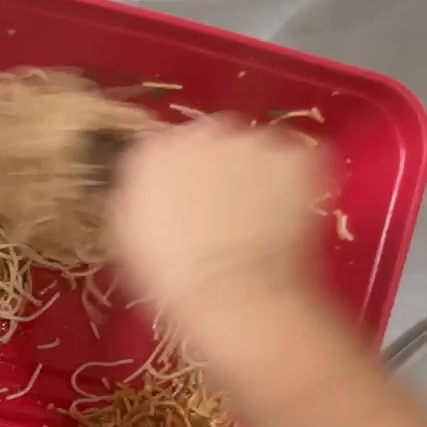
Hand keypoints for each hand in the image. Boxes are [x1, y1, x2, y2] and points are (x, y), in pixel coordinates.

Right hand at [109, 117, 325, 321]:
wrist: (234, 293)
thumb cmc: (169, 276)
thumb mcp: (127, 238)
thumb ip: (135, 199)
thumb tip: (146, 192)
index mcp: (154, 152)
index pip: (158, 149)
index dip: (167, 177)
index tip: (171, 201)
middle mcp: (204, 132)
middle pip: (207, 141)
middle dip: (210, 168)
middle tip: (211, 209)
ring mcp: (257, 142)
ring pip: (252, 151)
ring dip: (249, 174)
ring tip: (249, 217)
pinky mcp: (300, 157)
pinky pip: (292, 165)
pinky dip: (287, 184)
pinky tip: (278, 215)